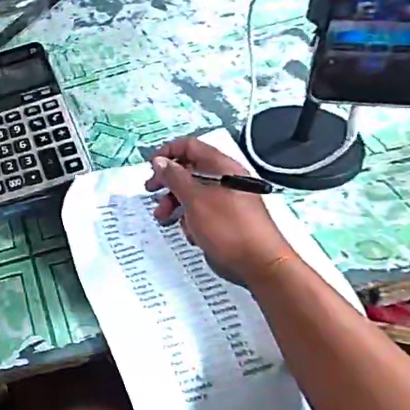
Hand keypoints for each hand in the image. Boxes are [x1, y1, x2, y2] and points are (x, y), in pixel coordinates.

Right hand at [144, 136, 294, 286]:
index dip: (167, 152)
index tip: (151, 166)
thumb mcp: (195, 199)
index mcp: (222, 166)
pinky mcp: (225, 219)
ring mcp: (226, 200)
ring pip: (193, 193)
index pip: (190, 146)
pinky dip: (190, 219)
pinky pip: (201, 212)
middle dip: (168, 182)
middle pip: (189, 170)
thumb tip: (160, 161)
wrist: (258, 263)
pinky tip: (189, 232)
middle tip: (152, 191)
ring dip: (175, 203)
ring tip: (165, 217)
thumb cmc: (229, 228)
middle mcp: (225, 179)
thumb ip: (175, 177)